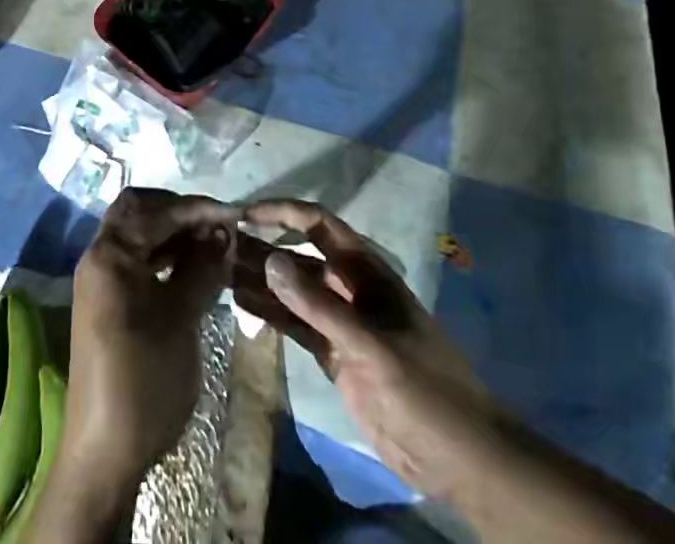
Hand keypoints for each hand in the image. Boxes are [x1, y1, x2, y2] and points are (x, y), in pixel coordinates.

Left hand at [63, 188, 238, 489]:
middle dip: (179, 212)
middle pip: (136, 211)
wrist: (106, 443)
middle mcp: (98, 256)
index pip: (153, 210)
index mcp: (109, 255)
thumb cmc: (145, 379)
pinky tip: (195, 269)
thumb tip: (222, 230)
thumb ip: (200, 269)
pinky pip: (136, 259)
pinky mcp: (108, 299)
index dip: (196, 208)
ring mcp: (101, 278)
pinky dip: (164, 255)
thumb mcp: (180, 320)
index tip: (238, 215)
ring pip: (136, 234)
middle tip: (221, 227)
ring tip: (216, 246)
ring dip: (173, 233)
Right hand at [234, 200, 497, 496]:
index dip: (281, 212)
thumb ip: (319, 305)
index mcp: (368, 275)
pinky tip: (237, 303)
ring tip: (214, 270)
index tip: (241, 214)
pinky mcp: (331, 352)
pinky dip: (267, 311)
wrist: (462, 462)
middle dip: (258, 246)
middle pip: (296, 255)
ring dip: (256, 278)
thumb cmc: (427, 393)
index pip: (319, 225)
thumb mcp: (372, 348)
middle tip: (212, 245)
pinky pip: (291, 322)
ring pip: (289, 289)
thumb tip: (268, 258)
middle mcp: (349, 290)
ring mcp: (339, 322)